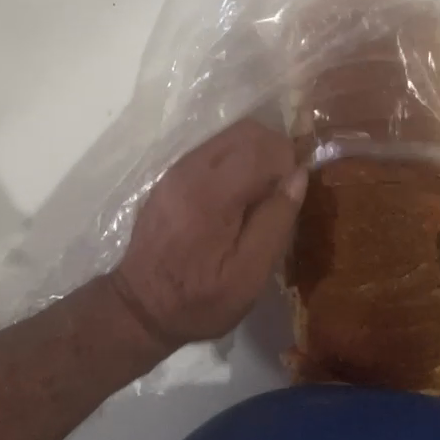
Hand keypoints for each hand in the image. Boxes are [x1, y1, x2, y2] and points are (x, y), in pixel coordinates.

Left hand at [110, 118, 307, 346]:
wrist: (141, 308)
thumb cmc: (199, 300)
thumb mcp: (249, 276)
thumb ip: (276, 221)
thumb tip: (298, 175)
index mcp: (210, 194)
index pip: (260, 146)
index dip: (287, 160)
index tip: (293, 189)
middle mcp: (191, 169)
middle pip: (246, 130)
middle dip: (273, 151)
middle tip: (280, 190)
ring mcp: (177, 168)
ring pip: (230, 136)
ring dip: (254, 155)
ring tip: (259, 196)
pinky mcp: (172, 174)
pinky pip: (214, 150)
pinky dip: (235, 161)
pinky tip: (236, 199)